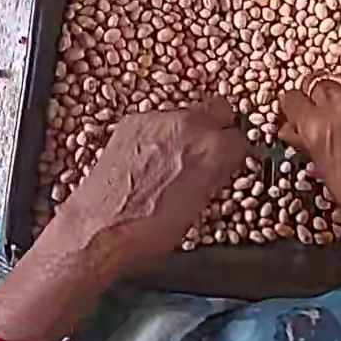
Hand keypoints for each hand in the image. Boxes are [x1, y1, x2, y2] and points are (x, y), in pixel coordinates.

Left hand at [41, 98, 245, 278]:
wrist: (101, 226)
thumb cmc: (150, 229)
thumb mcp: (198, 206)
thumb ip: (214, 174)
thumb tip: (219, 164)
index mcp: (213, 149)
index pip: (240, 138)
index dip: (233, 153)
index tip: (228, 161)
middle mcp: (189, 125)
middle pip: (219, 111)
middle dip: (216, 130)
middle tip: (207, 153)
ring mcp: (158, 118)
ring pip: (186, 114)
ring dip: (186, 132)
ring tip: (172, 161)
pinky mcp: (133, 120)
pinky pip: (157, 120)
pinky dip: (158, 134)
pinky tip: (149, 158)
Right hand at [278, 64, 340, 236]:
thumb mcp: (329, 177)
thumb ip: (309, 147)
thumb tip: (294, 132)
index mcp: (317, 129)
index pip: (291, 100)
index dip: (293, 109)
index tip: (298, 116)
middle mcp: (339, 107)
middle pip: (315, 83)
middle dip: (314, 98)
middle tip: (321, 114)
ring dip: (339, 90)